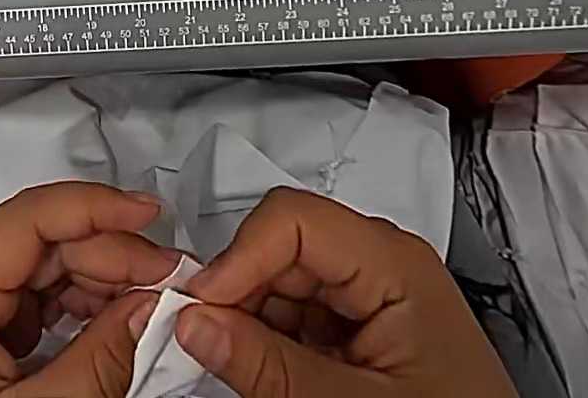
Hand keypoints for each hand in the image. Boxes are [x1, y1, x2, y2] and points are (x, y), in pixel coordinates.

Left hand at [0, 181, 182, 397]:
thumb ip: (98, 360)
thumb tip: (149, 307)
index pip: (34, 216)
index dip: (97, 206)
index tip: (149, 211)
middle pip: (50, 238)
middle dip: (114, 250)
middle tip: (169, 276)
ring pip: (53, 263)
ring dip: (107, 278)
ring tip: (152, 300)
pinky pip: (45, 296)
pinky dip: (87, 304)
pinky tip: (118, 318)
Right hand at [174, 187, 517, 397]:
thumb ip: (270, 367)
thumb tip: (194, 321)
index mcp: (393, 263)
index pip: (294, 219)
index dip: (240, 255)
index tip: (201, 302)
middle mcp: (378, 260)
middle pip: (281, 242)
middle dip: (239, 287)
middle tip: (206, 335)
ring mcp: (367, 288)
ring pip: (279, 274)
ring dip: (249, 314)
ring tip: (239, 362)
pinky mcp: (356, 319)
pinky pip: (292, 305)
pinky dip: (266, 333)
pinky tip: (263, 367)